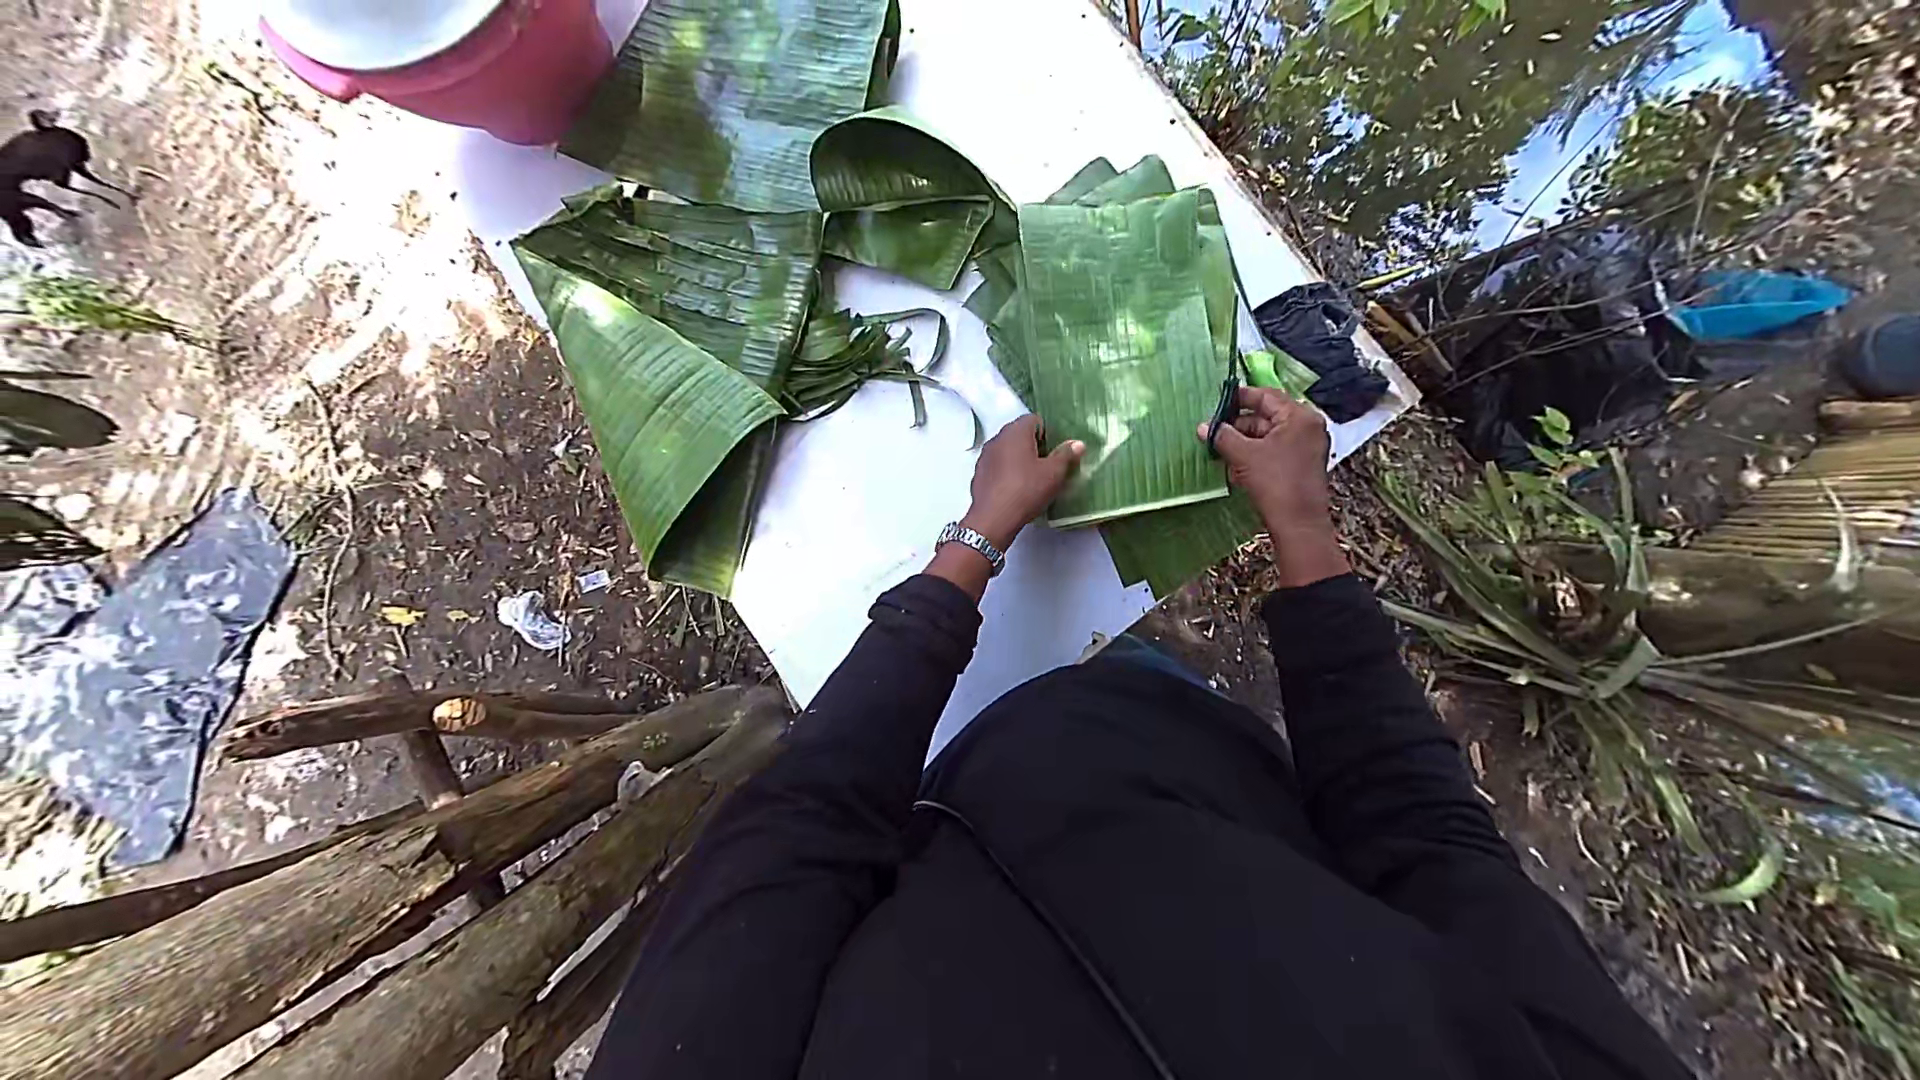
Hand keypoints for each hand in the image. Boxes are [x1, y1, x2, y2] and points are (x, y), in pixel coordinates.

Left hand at [961, 414, 1084, 550]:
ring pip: (1007, 451)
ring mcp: (985, 456)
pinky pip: (997, 467)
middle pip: (1019, 434)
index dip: (1048, 434)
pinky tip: (1015, 489)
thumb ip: (1066, 455)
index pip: (1035, 420)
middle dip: (1034, 446)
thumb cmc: (1026, 490)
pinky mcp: (979, 474)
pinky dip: (1007, 472)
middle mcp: (997, 438)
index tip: (1055, 452)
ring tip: (1032, 479)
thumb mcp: (1054, 473)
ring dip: (1019, 459)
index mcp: (1016, 431)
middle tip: (1047, 466)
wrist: (994, 518)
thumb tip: (1077, 444)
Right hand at [1197, 387, 1349, 586]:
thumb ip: (1222, 436)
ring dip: (1244, 440)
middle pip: (1268, 416)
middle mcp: (1308, 427)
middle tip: (1214, 430)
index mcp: (1299, 417)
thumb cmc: (1274, 482)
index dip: (1240, 397)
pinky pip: (1275, 450)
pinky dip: (1256, 453)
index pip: (1266, 396)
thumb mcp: (1243, 455)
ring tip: (1221, 449)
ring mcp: (1307, 446)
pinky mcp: (1302, 464)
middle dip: (1239, 423)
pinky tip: (1236, 464)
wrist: (1298, 522)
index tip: (1218, 401)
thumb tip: (1204, 427)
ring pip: (1269, 435)